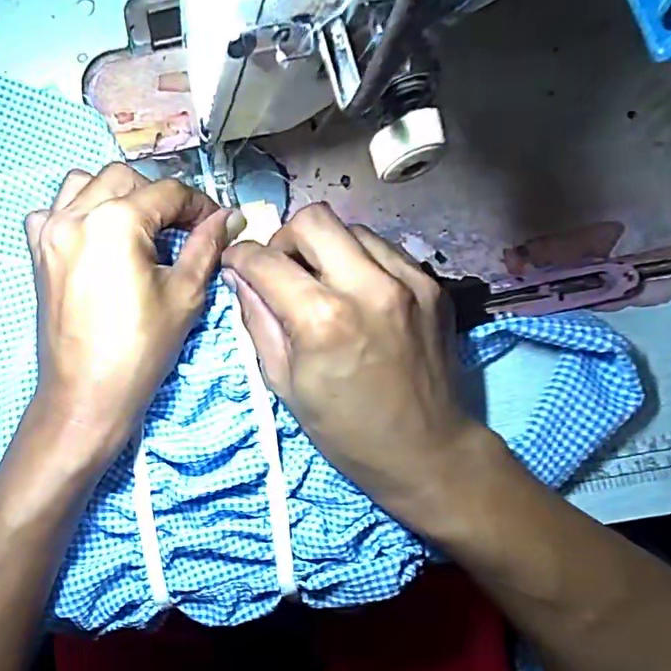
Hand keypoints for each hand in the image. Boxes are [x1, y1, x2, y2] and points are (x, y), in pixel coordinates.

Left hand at [24, 164, 239, 457]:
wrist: (88, 394)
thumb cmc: (141, 350)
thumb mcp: (185, 295)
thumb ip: (206, 246)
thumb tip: (229, 218)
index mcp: (115, 221)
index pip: (167, 192)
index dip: (200, 205)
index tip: (218, 222)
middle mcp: (77, 214)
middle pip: (125, 178)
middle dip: (159, 197)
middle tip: (184, 229)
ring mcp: (50, 230)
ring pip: (85, 183)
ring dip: (117, 194)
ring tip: (140, 227)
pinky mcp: (38, 251)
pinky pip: (55, 209)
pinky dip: (79, 210)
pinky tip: (98, 237)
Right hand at [222, 203, 501, 523]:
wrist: (425, 451)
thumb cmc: (346, 432)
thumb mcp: (286, 385)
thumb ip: (259, 322)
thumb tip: (240, 278)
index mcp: (324, 320)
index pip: (267, 260)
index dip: (241, 258)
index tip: (237, 264)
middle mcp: (369, 287)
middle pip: (314, 219)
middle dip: (286, 239)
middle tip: (285, 271)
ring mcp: (409, 282)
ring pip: (354, 228)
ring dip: (328, 249)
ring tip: (326, 285)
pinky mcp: (433, 286)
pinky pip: (386, 251)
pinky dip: (363, 263)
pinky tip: (361, 296)